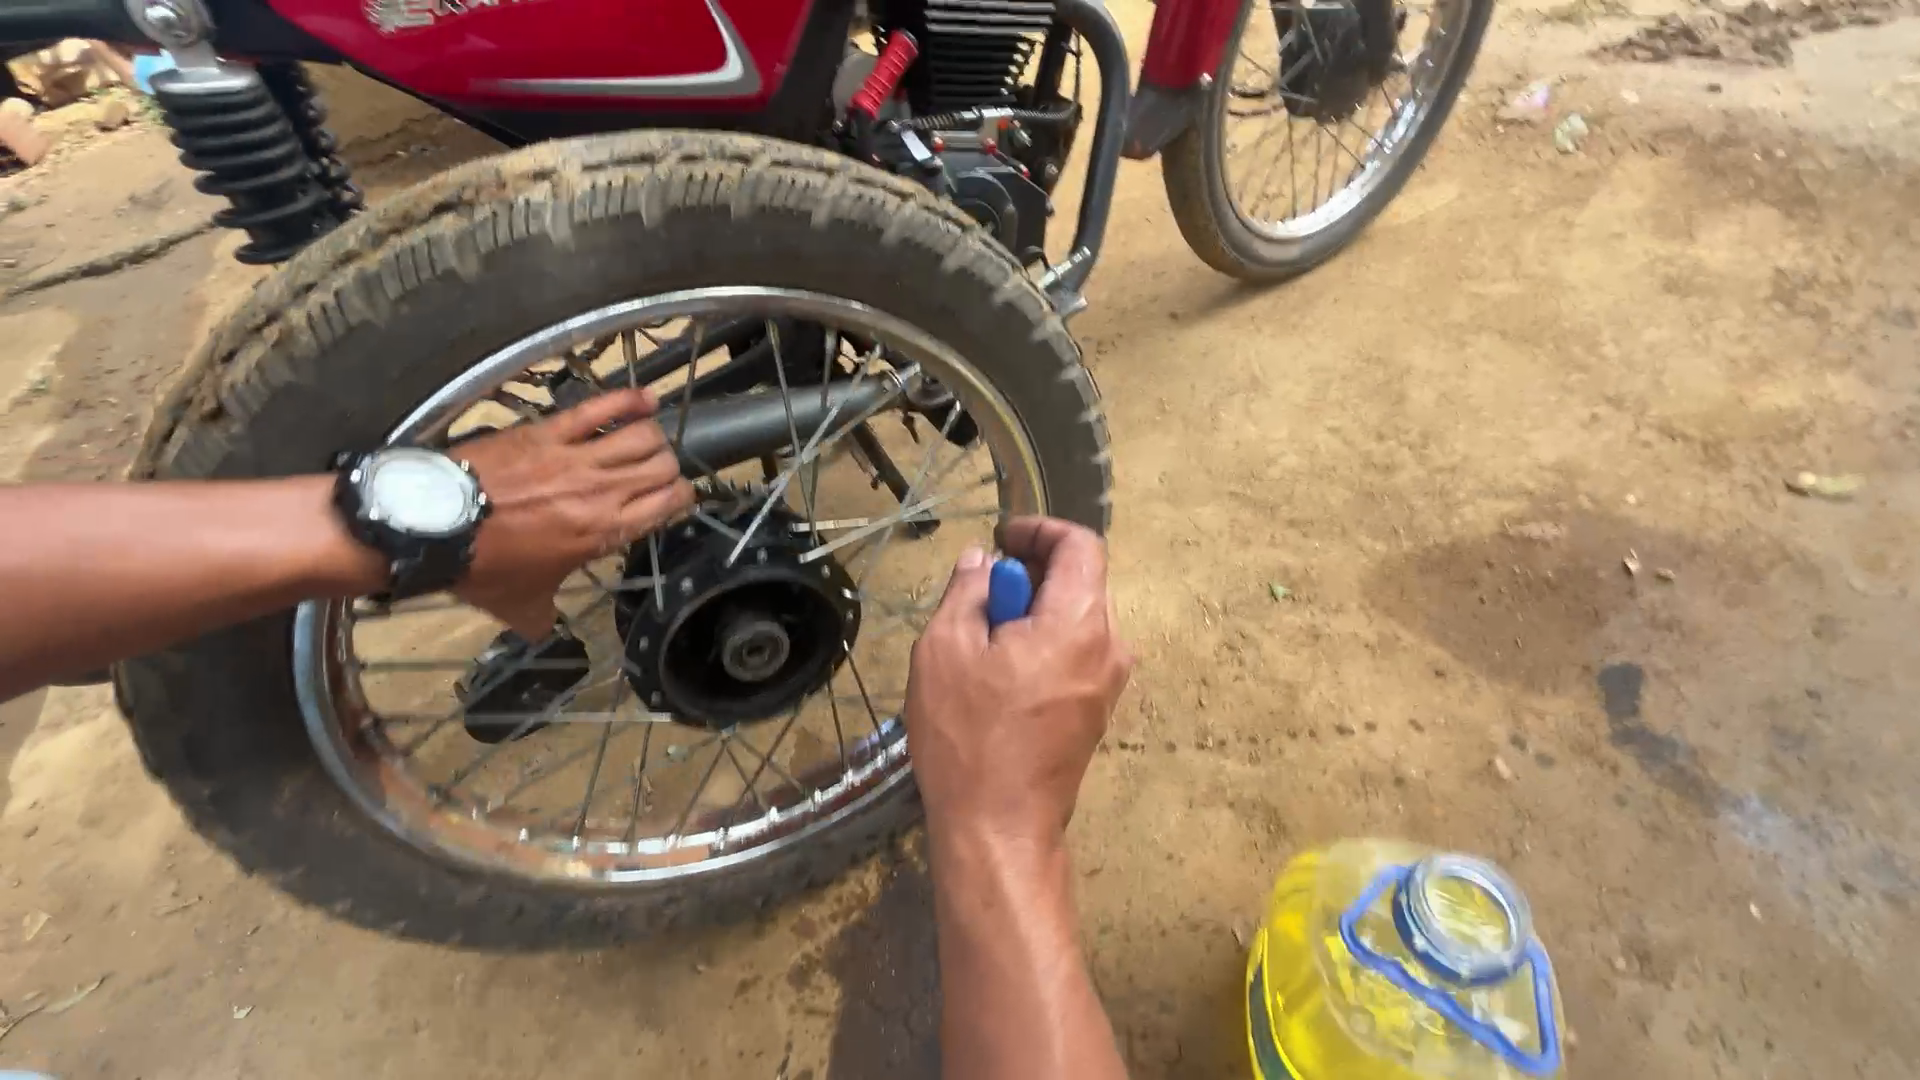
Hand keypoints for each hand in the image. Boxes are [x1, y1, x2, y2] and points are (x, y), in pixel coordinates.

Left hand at [450, 388, 694, 637]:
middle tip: (658, 471)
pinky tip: (647, 397)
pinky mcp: (550, 431)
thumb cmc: (479, 566)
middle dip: (669, 468)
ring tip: (648, 440)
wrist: (428, 526)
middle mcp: (603, 490)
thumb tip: (546, 632)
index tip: (676, 498)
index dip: (682, 497)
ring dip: (653, 437)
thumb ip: (544, 619)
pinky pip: (599, 408)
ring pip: (642, 435)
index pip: (669, 503)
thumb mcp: (520, 604)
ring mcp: (577, 457)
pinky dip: (629, 399)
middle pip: (663, 465)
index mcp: (604, 531)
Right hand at [905, 517, 1132, 847]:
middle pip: (1082, 581)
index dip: (1040, 530)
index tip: (1002, 538)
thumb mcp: (946, 649)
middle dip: (1033, 571)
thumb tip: (983, 561)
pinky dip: (1045, 640)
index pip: (1081, 545)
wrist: (998, 829)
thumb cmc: (967, 734)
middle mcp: (1110, 647)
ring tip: (985, 635)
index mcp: (1079, 622)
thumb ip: (968, 590)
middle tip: (984, 590)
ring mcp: (1109, 684)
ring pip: (1077, 618)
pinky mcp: (1098, 711)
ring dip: (1035, 608)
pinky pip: (1077, 652)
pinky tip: (1002, 671)